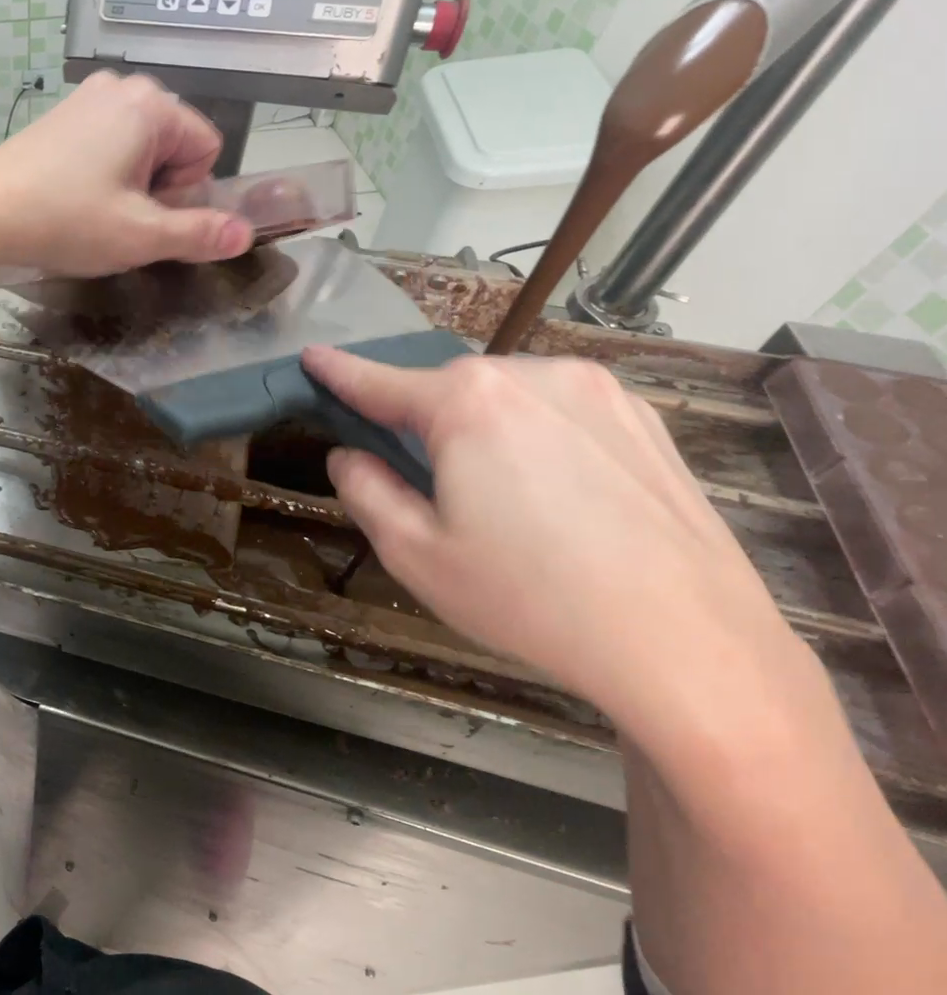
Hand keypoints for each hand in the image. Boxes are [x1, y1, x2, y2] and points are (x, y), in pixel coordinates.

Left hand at [0, 72, 254, 305]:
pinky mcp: (60, 118)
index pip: (208, 149)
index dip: (185, 194)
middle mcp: (122, 87)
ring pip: (139, 150)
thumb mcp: (139, 236)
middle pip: (174, 146)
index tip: (144, 217)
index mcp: (151, 104)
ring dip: (129, 187)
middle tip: (116, 219)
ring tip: (91, 213)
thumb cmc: (63, 221)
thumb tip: (246, 235)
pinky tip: (71, 200)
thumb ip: (199, 234)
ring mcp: (86, 98)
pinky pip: (106, 146)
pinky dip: (100, 176)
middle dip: (157, 188)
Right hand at [301, 348, 814, 736]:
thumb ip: (367, 492)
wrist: (686, 640)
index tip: (311, 357)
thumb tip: (351, 456)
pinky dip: (534, 434)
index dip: (340, 372)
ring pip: (509, 396)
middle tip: (415, 475)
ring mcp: (600, 393)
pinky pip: (562, 411)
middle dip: (422, 418)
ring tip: (492, 495)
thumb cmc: (529, 597)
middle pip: (450, 387)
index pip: (382, 381)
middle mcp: (535, 377)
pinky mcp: (646, 422)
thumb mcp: (415, 554)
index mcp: (469, 404)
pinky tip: (550, 494)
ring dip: (482, 426)